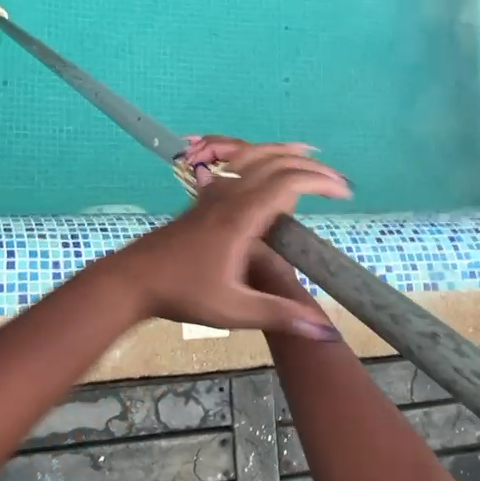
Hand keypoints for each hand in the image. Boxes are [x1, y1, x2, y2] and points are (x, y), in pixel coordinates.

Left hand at [90, 137, 349, 340]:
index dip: (319, 181)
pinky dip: (255, 155)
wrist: (134, 279)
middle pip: (272, 162)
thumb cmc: (183, 294)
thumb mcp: (233, 311)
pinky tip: (261, 162)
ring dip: (281, 151)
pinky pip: (233, 163)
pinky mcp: (203, 199)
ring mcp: (213, 194)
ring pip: (250, 156)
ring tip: (307, 152)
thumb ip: (280, 315)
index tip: (345, 192)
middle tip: (337, 178)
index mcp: (240, 218)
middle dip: (308, 165)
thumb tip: (326, 329)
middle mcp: (228, 197)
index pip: (287, 183)